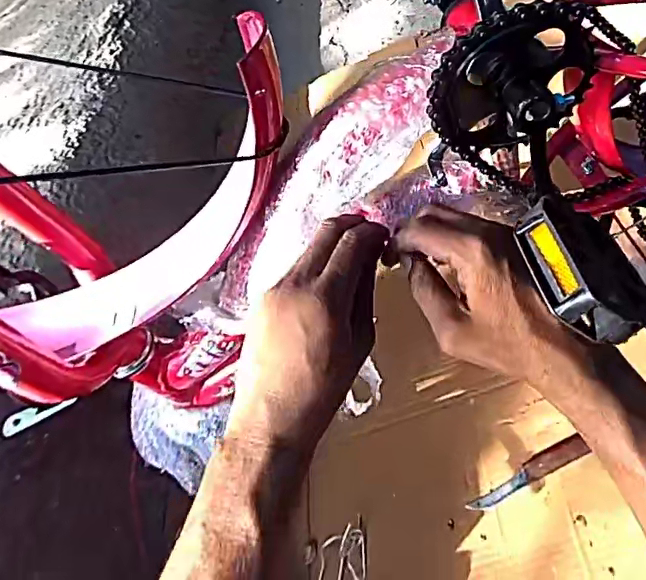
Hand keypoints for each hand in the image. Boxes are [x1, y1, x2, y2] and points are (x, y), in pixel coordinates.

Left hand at [225, 214, 387, 457]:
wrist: (269, 421)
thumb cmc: (323, 391)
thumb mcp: (359, 342)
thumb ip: (365, 293)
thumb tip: (370, 260)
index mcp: (325, 297)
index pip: (352, 240)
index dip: (372, 230)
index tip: (383, 234)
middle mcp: (296, 283)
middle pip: (327, 230)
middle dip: (352, 224)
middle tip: (369, 233)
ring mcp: (275, 288)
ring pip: (310, 248)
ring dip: (332, 245)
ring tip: (350, 262)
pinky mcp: (261, 298)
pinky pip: (294, 269)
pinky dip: (314, 266)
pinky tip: (324, 286)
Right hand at [392, 206, 601, 401]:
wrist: (568, 344)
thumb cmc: (512, 344)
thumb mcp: (455, 331)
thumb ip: (425, 292)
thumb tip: (411, 265)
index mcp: (471, 250)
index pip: (420, 227)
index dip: (397, 239)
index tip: (389, 255)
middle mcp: (488, 229)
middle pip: (436, 210)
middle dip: (413, 228)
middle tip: (402, 253)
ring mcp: (505, 229)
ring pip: (456, 215)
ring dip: (435, 231)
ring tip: (425, 258)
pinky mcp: (516, 235)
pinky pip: (475, 225)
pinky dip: (455, 235)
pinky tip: (452, 261)